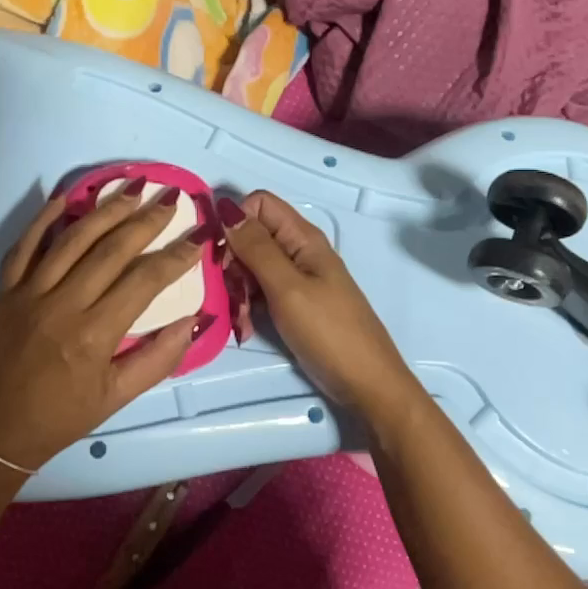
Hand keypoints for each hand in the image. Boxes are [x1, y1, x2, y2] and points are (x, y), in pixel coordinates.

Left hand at [0, 183, 200, 473]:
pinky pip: (24, 246)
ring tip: (134, 188)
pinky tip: (67, 197)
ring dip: (106, 209)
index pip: (144, 281)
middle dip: (146, 220)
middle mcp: (62, 304)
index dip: (175, 256)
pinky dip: (44, 219)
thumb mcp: (115, 399)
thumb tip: (195, 320)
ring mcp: (29, 293)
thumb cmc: (58, 419)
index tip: (198, 237)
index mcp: (94, 335)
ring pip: (73, 239)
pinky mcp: (5, 290)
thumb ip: (158, 359)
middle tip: (172, 199)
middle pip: (111, 249)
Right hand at [218, 191, 422, 419]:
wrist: (366, 384)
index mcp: (302, 237)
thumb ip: (256, 248)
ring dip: (237, 290)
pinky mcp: (293, 303)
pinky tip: (246, 329)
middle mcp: (298, 251)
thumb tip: (225, 208)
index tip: (221, 253)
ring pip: (251, 267)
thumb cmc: (329, 332)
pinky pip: (260, 292)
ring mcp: (296, 278)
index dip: (235, 221)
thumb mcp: (287, 288)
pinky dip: (248, 307)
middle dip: (232, 262)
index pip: (258, 204)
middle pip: (251, 236)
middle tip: (230, 294)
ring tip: (240, 320)